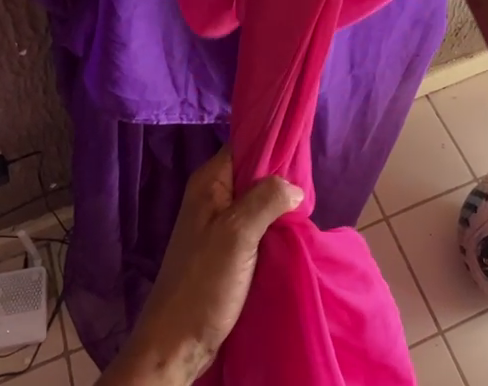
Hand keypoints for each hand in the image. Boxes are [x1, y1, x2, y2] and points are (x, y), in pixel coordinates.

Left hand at [102, 150, 303, 385]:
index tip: (304, 151)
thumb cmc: (204, 283)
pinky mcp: (226, 248)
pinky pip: (256, 225)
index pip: (245, 144)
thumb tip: (295, 184)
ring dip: (279, 206)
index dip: (273, 145)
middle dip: (281, 179)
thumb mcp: (237, 234)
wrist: (178, 342)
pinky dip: (273, 227)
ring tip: (305, 211)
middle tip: (310, 187)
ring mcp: (218, 222)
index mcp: (209, 181)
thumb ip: (265, 200)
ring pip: (257, 200)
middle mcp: (212, 195)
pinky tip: (292, 233)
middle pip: (254, 172)